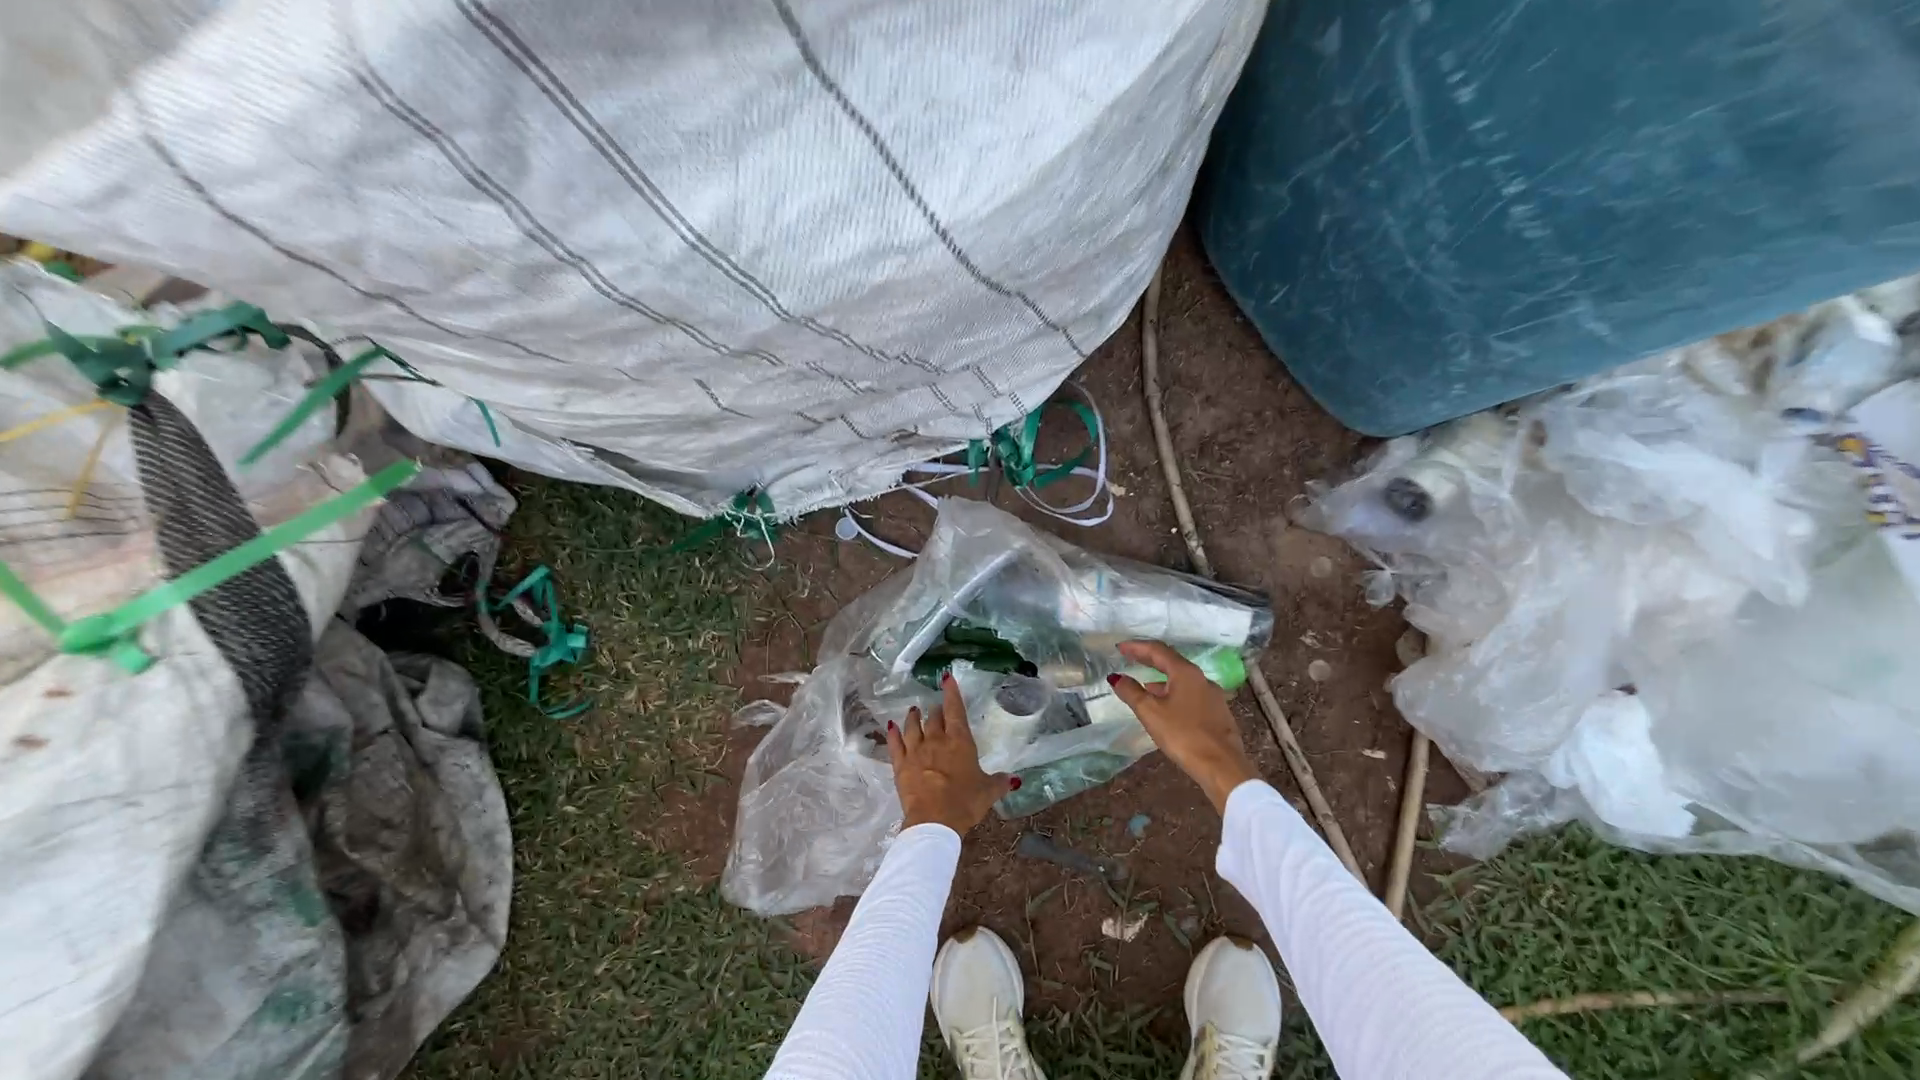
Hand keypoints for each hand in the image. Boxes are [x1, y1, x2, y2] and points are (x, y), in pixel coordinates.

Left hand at [887, 675, 1016, 834]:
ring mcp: (915, 751)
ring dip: (913, 717)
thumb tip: (1014, 779)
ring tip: (914, 710)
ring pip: (913, 727)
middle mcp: (936, 740)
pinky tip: (891, 726)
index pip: (955, 710)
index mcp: (959, 741)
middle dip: (936, 710)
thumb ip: (1000, 782)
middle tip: (937, 708)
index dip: (952, 693)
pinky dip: (893, 734)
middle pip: (934, 718)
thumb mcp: (988, 792)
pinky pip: (895, 745)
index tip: (947, 678)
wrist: (934, 819)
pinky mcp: (900, 765)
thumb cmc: (965, 802)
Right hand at [1108, 640, 1258, 814]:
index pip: (1158, 650)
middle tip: (1129, 657)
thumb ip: (1131, 692)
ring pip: (1182, 679)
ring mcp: (1213, 695)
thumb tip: (1116, 677)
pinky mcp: (1217, 712)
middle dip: (1148, 659)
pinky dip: (1173, 692)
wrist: (1222, 766)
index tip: (1119, 647)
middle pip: (1171, 662)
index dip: (1137, 647)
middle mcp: (1201, 678)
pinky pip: (1190, 693)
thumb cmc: (1183, 735)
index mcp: (1185, 673)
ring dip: (1161, 677)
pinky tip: (1166, 705)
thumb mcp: (1151, 713)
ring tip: (1143, 684)